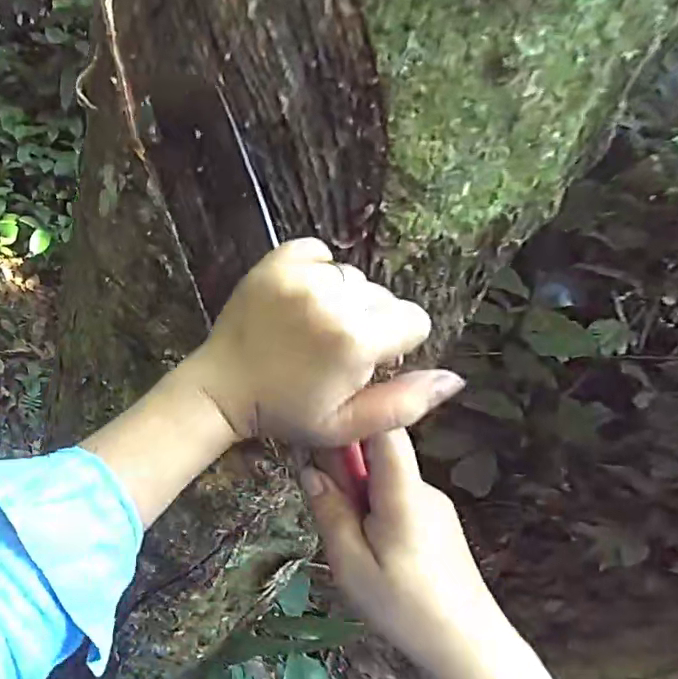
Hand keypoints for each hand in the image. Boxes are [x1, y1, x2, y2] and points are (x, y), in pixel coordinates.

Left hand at [185, 239, 461, 445]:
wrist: (222, 388)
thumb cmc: (285, 412)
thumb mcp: (346, 425)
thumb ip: (404, 404)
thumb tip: (454, 378)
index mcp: (354, 340)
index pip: (413, 321)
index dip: (393, 345)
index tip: (362, 361)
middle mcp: (331, 300)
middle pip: (384, 297)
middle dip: (368, 321)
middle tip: (329, 349)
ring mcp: (300, 276)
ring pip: (353, 277)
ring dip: (341, 298)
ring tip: (309, 327)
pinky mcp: (275, 262)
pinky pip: (318, 253)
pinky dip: (315, 271)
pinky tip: (299, 301)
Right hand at [301, 428, 496, 668]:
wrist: (469, 649)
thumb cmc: (405, 608)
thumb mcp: (351, 564)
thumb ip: (330, 512)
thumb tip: (310, 470)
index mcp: (403, 492)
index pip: (384, 428)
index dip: (353, 414)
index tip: (318, 423)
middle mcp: (422, 488)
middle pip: (377, 453)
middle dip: (341, 467)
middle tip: (319, 500)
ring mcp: (433, 504)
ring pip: (382, 478)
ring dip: (355, 493)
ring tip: (343, 537)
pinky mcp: (436, 522)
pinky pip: (394, 498)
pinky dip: (372, 508)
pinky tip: (368, 547)